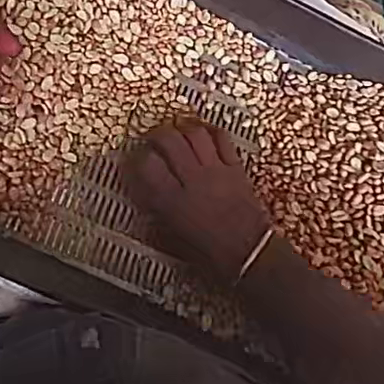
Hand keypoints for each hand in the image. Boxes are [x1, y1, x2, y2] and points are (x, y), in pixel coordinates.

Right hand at [128, 119, 273, 279]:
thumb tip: (144, 191)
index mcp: (173, 201)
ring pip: (195, 134)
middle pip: (170, 141)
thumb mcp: (173, 236)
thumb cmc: (209, 253)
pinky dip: (210, 130)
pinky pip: (222, 138)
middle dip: (157, 134)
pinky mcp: (236, 167)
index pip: (147, 165)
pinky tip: (203, 132)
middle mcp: (193, 180)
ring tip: (176, 132)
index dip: (137, 158)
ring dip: (182, 128)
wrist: (249, 254)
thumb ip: (157, 209)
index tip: (134, 158)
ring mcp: (216, 171)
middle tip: (152, 138)